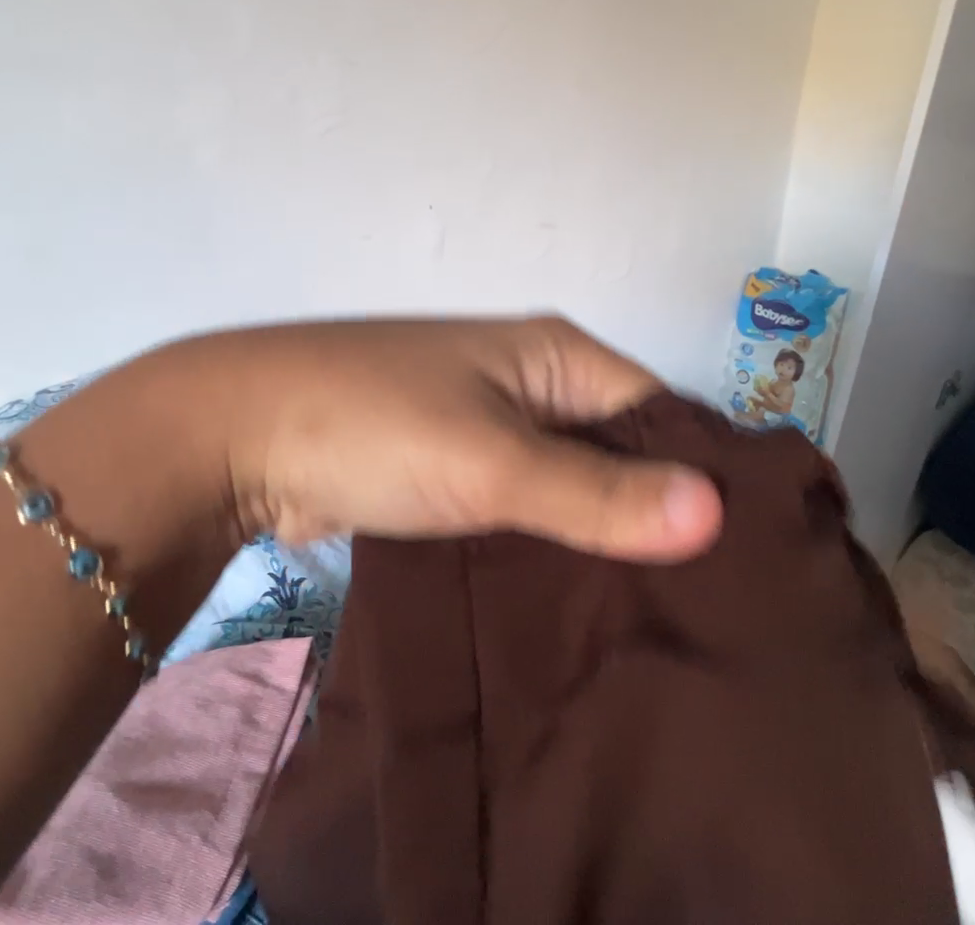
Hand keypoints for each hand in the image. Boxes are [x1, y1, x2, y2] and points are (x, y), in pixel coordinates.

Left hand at [148, 317, 723, 563]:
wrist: (234, 438)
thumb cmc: (372, 427)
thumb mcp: (492, 462)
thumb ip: (597, 493)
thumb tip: (718, 513)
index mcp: (557, 356)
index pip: (664, 416)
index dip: (701, 481)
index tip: (740, 562)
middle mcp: (532, 383)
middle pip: (619, 453)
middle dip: (653, 517)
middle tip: (703, 606)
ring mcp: (489, 427)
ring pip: (568, 485)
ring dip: (597, 537)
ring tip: (653, 617)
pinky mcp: (451, 471)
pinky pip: (522, 507)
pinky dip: (545, 545)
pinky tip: (575, 602)